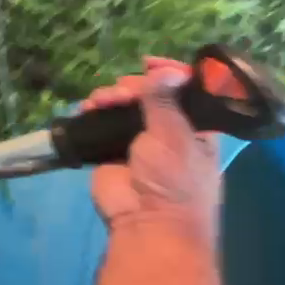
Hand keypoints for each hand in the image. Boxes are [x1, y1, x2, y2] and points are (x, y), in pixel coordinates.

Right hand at [82, 57, 221, 241]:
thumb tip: (169, 69)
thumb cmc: (173, 182)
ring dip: (110, 96)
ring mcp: (139, 139)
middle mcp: (169, 131)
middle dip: (132, 86)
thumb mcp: (173, 138)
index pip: (187, 92)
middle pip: (149, 93)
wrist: (145, 221)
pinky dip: (94, 110)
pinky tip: (89, 110)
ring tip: (100, 103)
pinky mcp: (113, 146)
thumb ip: (165, 101)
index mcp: (196, 131)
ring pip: (123, 103)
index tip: (149, 62)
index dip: (171, 73)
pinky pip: (102, 118)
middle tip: (122, 93)